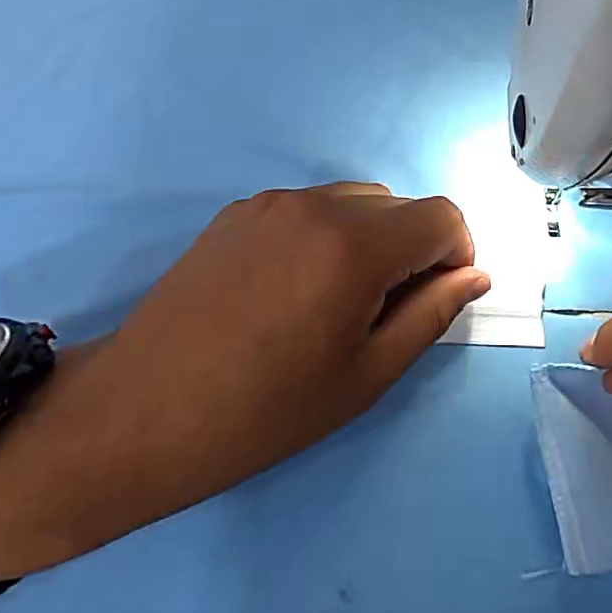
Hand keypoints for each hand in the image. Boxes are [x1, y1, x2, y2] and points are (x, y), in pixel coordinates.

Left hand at [0, 182, 488, 578]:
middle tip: (386, 308)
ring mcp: (272, 202)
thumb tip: (474, 275)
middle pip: (401, 204)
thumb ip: (432, 315)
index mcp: (355, 245)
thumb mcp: (366, 375)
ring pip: (356, 200)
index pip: (443, 215)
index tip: (435, 297)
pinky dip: (328, 232)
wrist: (137, 412)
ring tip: (337, 298)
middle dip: (415, 247)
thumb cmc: (263, 410)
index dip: (457, 253)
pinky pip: (310, 207)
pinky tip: (292, 286)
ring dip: (372, 237)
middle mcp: (317, 205)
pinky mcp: (238, 211)